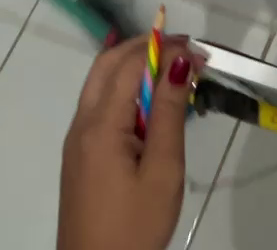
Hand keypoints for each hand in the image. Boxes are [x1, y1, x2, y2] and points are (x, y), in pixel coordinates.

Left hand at [58, 34, 206, 249]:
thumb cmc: (135, 228)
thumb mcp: (163, 170)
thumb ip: (170, 112)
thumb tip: (180, 60)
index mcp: (101, 127)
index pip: (131, 65)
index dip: (165, 49)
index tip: (200, 53)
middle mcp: (81, 125)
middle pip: (107, 64)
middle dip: (146, 48)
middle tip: (187, 54)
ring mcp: (76, 141)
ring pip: (100, 82)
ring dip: (135, 66)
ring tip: (175, 75)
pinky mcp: (79, 156)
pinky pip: (100, 104)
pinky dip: (125, 89)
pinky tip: (152, 104)